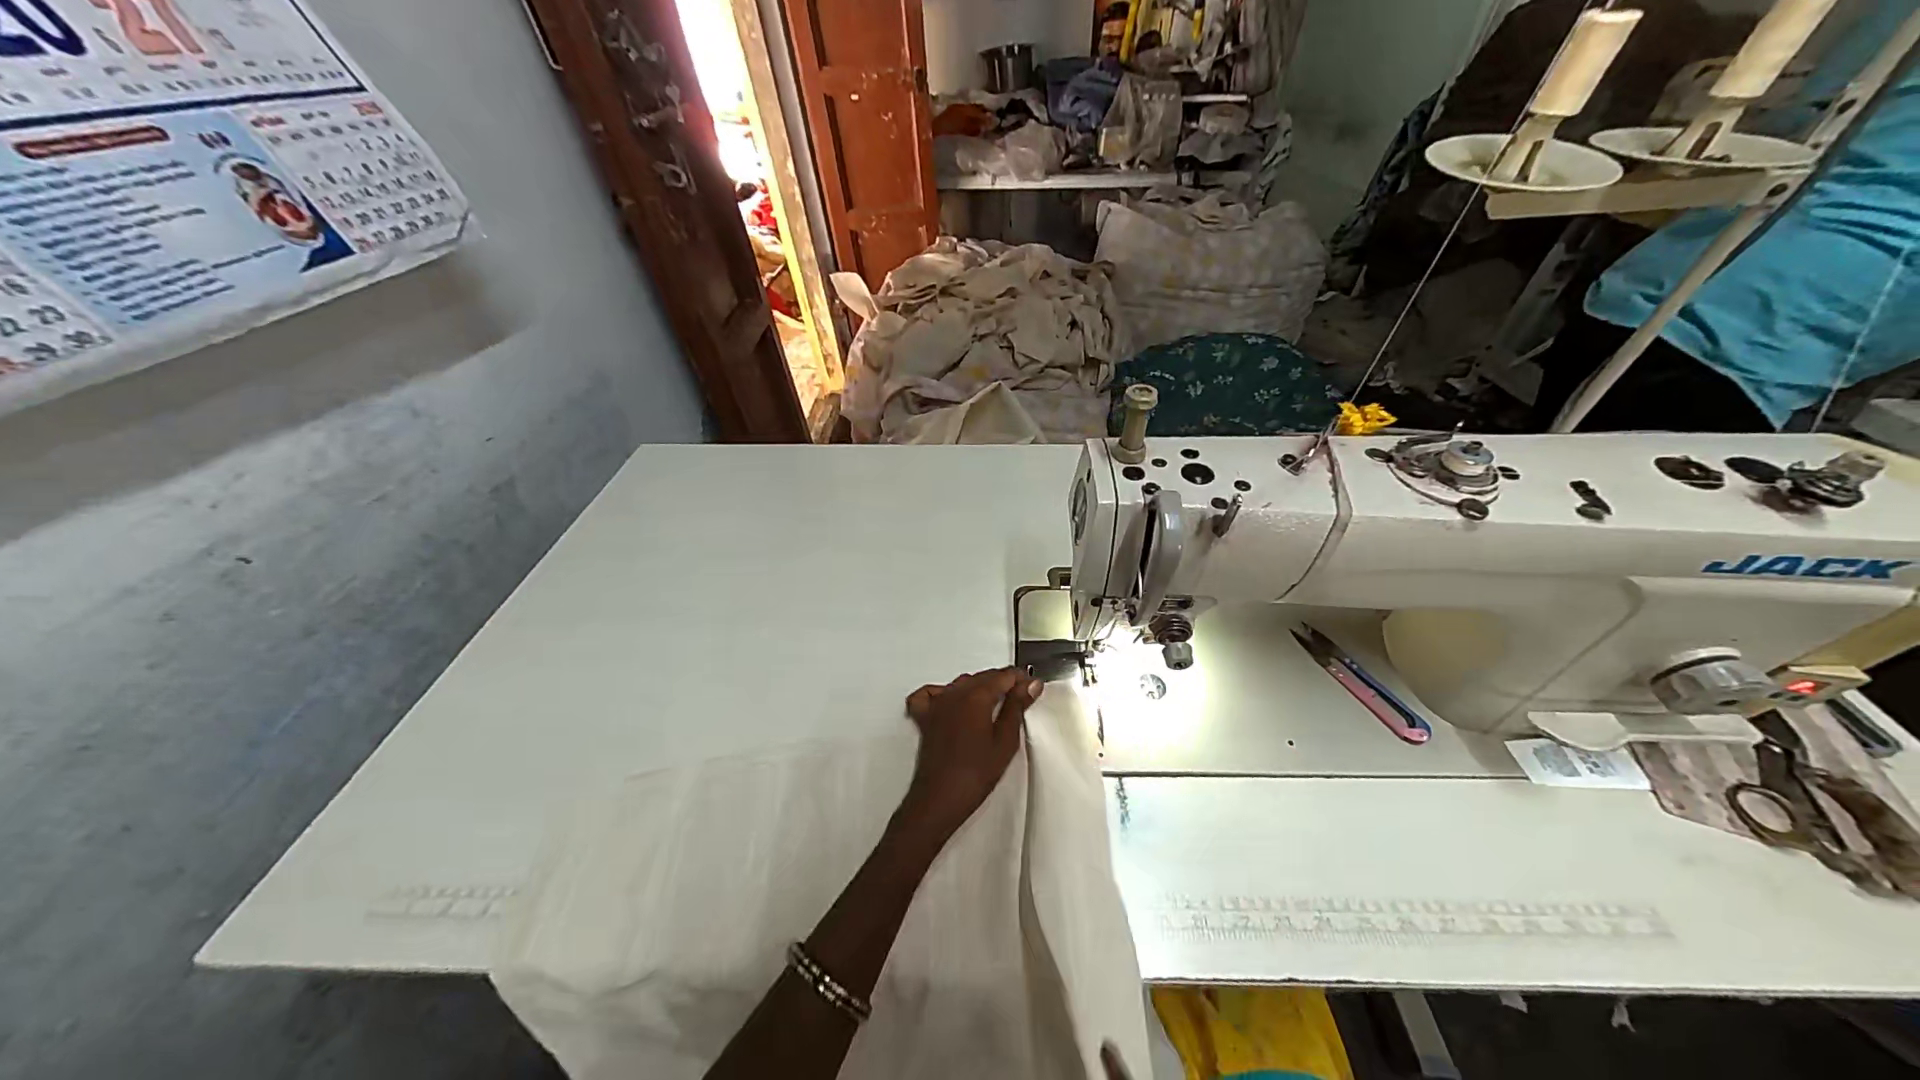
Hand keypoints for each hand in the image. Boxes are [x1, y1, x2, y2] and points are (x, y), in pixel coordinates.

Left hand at [896, 668, 1042, 843]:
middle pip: (983, 677)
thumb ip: (1017, 707)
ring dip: (979, 686)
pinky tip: (953, 701)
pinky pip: (931, 694)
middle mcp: (953, 695)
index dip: (1021, 678)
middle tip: (1021, 695)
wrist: (940, 799)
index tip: (1031, 685)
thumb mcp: (1005, 741)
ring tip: (995, 702)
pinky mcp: (925, 717)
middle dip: (1003, 682)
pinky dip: (943, 693)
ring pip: (961, 683)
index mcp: (976, 697)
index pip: (1003, 675)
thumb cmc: (972, 776)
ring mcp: (937, 705)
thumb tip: (1029, 685)